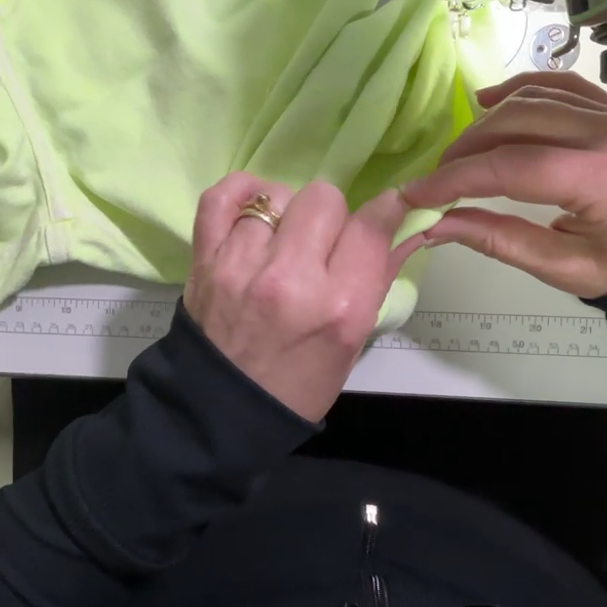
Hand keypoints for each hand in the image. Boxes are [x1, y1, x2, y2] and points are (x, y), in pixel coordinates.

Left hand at [184, 173, 422, 420]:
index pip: (372, 225)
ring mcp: (242, 265)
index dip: (382, 214)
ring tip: (279, 244)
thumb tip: (401, 228)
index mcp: (340, 307)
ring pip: (277, 196)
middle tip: (319, 249)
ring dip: (286, 215)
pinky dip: (239, 194)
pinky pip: (220, 197)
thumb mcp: (351, 345)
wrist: (220, 412)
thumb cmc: (296, 387)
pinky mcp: (204, 260)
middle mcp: (292, 278)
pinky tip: (251, 213)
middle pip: (325, 199)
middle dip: (330, 220)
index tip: (378, 219)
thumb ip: (376, 282)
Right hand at [400, 71, 606, 298]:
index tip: (416, 192)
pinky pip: (560, 85)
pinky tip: (489, 103)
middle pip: (519, 121)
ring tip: (461, 153)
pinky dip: (519, 90)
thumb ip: (495, 239)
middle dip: (467, 148)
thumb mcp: (560, 267)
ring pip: (535, 97)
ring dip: (488, 120)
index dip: (457, 178)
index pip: (514, 166)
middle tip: (438, 179)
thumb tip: (433, 224)